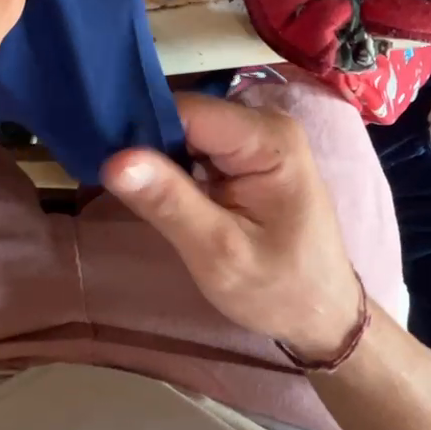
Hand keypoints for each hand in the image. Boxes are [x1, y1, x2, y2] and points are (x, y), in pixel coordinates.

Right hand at [102, 93, 363, 361]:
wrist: (322, 318)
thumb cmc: (278, 290)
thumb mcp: (218, 254)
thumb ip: (168, 202)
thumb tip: (114, 160)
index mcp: (268, 138)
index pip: (184, 111)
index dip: (142, 129)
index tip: (108, 160)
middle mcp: (263, 122)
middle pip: (182, 114)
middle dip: (147, 143)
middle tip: (118, 182)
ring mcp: (255, 134)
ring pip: (182, 126)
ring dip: (155, 154)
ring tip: (134, 186)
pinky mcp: (244, 149)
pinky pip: (192, 140)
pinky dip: (169, 162)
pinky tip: (158, 187)